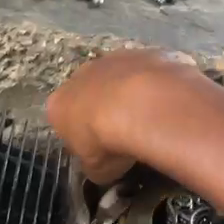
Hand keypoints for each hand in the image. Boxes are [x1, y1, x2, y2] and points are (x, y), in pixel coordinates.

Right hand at [46, 49, 208, 182]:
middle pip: (88, 93)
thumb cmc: (107, 144)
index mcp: (58, 105)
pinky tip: (165, 104)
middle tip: (122, 133)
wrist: (141, 107)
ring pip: (118, 78)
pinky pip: (147, 73)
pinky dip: (154, 86)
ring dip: (128, 95)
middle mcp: (79, 76)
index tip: (96, 149)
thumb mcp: (96, 170)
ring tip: (148, 119)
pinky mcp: (144, 52)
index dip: (80, 136)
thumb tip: (102, 167)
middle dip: (102, 109)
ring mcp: (112, 59)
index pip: (63, 120)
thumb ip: (94, 165)